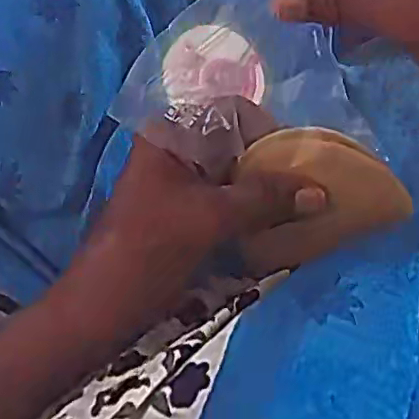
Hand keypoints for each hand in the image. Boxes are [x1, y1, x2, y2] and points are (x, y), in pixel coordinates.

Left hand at [53, 137, 324, 340]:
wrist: (99, 309)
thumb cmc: (149, 249)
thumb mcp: (210, 219)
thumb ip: (263, 199)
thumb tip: (319, 191)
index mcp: (171, 130)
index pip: (231, 109)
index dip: (266, 127)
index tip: (296, 155)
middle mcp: (174, 143)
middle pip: (233, 138)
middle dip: (268, 158)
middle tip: (304, 181)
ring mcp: (176, 176)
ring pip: (230, 168)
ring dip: (260, 185)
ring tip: (295, 201)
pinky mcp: (180, 206)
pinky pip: (223, 193)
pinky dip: (247, 204)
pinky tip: (271, 220)